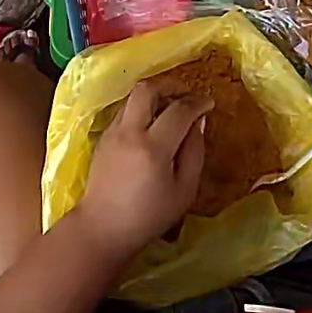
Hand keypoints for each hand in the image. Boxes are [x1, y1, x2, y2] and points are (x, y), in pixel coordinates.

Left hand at [73, 83, 209, 258]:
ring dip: (155, 95)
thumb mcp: (185, 189)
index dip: (198, 102)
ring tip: (171, 109)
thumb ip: (194, 152)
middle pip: (147, 88)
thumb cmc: (149, 215)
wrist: (102, 228)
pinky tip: (153, 125)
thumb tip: (198, 122)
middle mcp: (129, 133)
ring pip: (133, 97)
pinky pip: (126, 111)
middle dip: (171, 84)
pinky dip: (142, 108)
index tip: (209, 104)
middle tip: (186, 95)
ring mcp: (112, 133)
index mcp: (153, 148)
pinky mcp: (103, 137)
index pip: (179, 110)